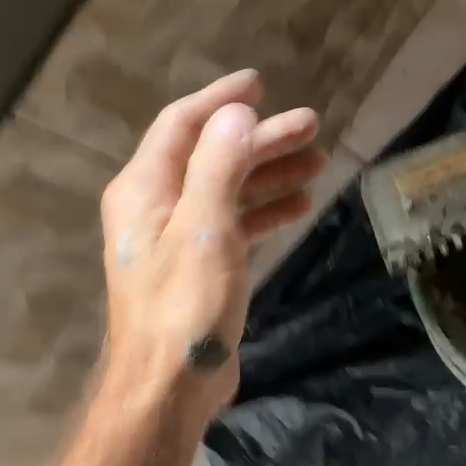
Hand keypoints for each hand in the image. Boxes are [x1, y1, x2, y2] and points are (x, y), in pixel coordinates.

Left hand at [99, 70, 323, 420]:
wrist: (171, 382)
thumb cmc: (185, 305)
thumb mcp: (205, 230)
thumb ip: (219, 167)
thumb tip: (237, 115)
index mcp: (146, 190)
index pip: (183, 126)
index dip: (222, 100)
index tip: (262, 83)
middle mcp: (158, 207)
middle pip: (214, 156)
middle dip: (262, 140)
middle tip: (312, 128)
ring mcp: (180, 239)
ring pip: (230, 190)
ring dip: (271, 175)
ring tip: (318, 164)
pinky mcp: (202, 269)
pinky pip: (236, 224)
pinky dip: (267, 212)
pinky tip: (301, 207)